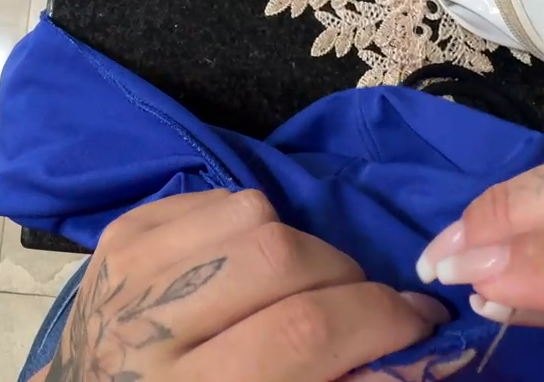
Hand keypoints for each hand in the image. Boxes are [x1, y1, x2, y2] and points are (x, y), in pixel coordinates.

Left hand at [43, 189, 470, 381]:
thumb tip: (410, 345)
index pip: (302, 330)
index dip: (377, 318)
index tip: (421, 318)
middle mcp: (149, 321)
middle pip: (276, 256)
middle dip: (344, 273)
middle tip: (364, 299)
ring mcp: (129, 265)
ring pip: (248, 213)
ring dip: (299, 243)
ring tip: (305, 281)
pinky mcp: (122, 230)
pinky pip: (214, 198)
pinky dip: (251, 224)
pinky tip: (252, 262)